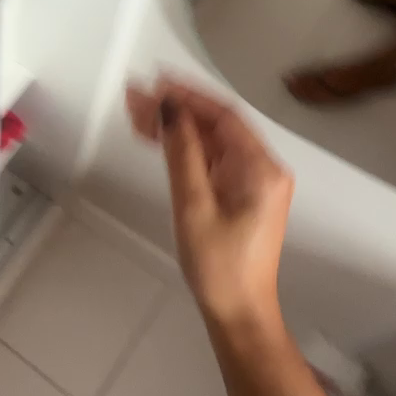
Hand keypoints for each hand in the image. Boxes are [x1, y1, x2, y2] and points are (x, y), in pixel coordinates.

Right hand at [126, 77, 293, 329]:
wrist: (239, 313)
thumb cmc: (218, 265)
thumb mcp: (194, 206)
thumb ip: (182, 153)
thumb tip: (170, 111)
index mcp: (261, 169)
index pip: (223, 116)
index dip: (187, 95)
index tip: (154, 82)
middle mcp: (261, 169)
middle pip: (215, 124)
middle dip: (175, 107)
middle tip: (134, 97)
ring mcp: (250, 182)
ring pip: (209, 139)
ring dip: (174, 124)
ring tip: (134, 112)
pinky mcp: (237, 194)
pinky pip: (208, 158)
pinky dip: (181, 145)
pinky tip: (155, 137)